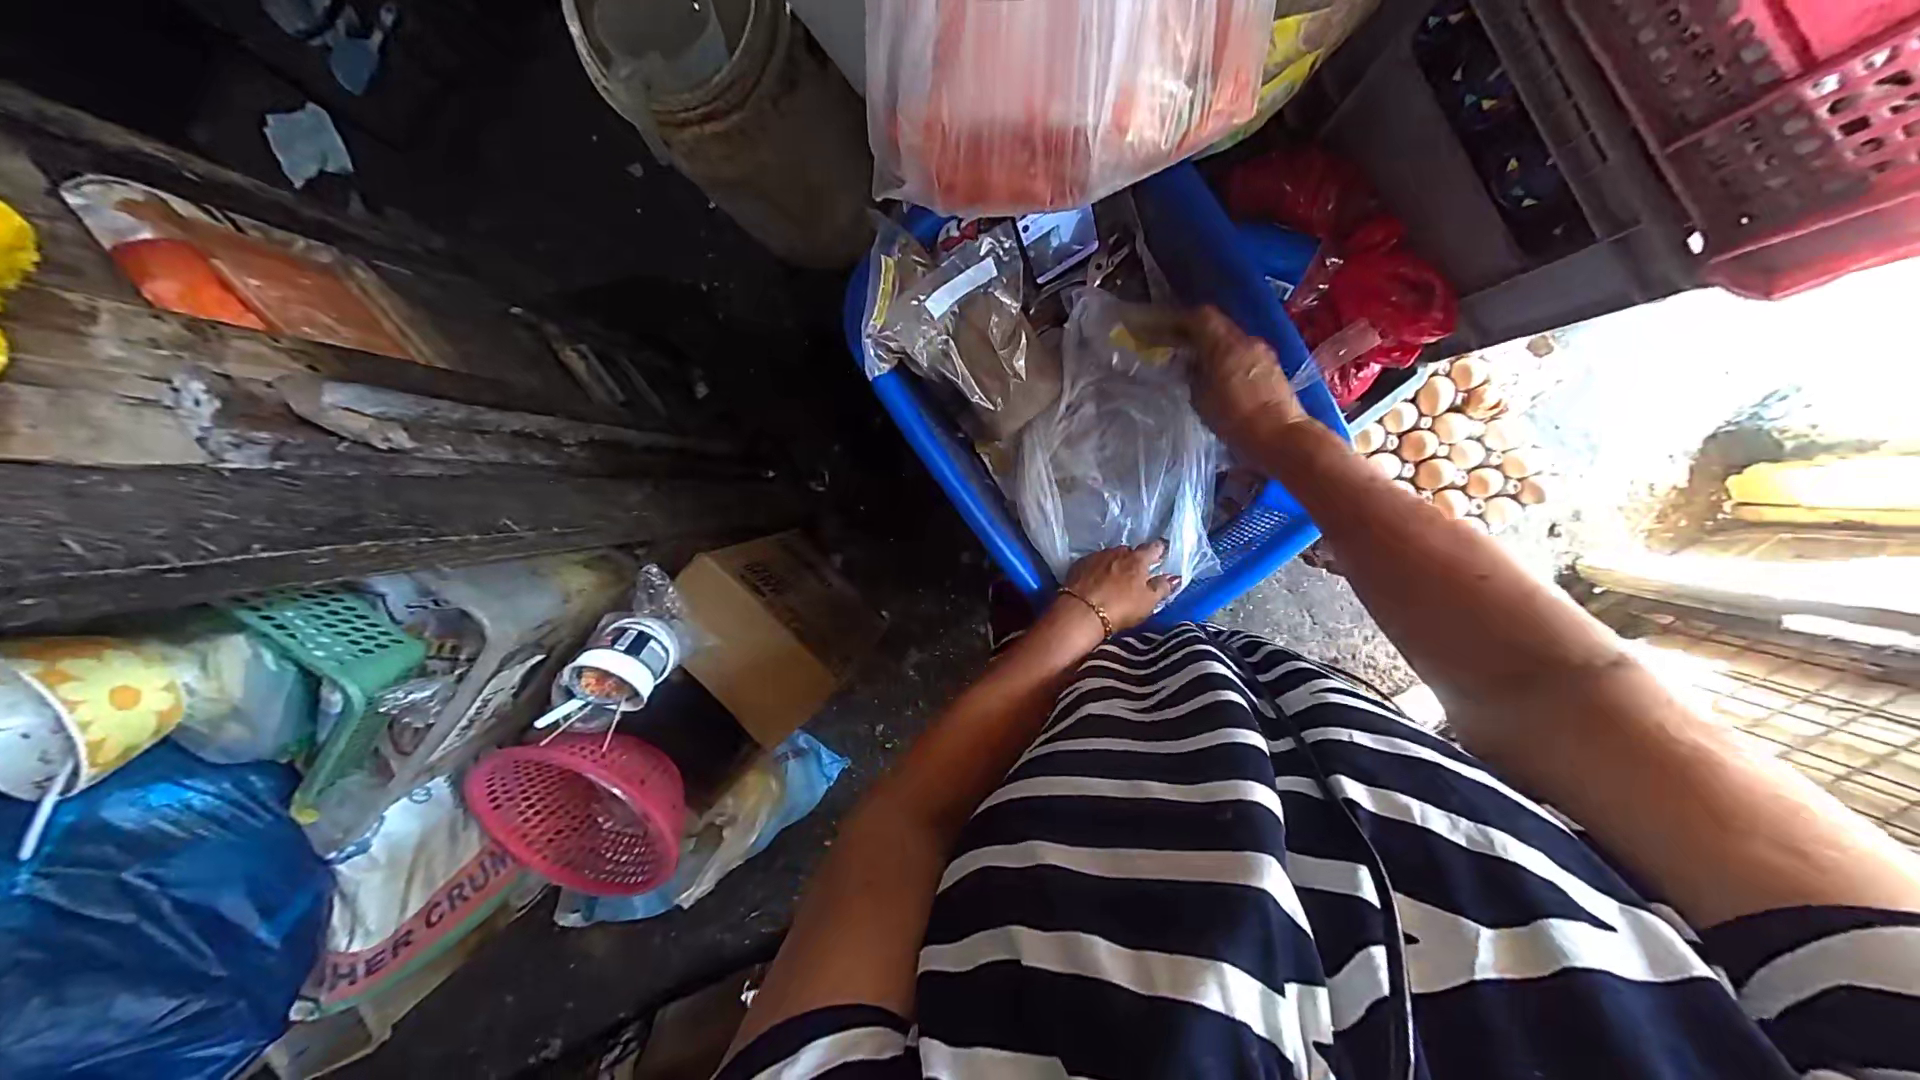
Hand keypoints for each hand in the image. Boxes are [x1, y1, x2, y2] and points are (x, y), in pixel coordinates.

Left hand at [1056, 540, 1179, 635]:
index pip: (1154, 547)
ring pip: (1111, 556)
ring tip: (1114, 579)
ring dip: (1115, 564)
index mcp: (1138, 559)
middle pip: (1130, 551)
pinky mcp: (1079, 564)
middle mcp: (1117, 552)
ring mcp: (1096, 556)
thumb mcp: (1148, 602)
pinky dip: (1098, 569)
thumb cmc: (1120, 607)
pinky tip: (1096, 580)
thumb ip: (1162, 587)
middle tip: (1135, 574)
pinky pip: (1094, 562)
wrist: (1081, 611)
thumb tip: (1174, 577)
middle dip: (1134, 560)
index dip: (1159, 551)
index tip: (1160, 556)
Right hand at [1184, 306, 1305, 449]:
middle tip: (1178, 350)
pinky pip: (1245, 356)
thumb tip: (1189, 364)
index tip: (1165, 331)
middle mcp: (1248, 342)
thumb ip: (1192, 376)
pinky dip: (1230, 362)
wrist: (1280, 437)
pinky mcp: (1273, 369)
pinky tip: (1221, 380)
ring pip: (1233, 343)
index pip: (1202, 317)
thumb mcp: (1201, 399)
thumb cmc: (1234, 419)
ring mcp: (1264, 354)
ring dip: (1215, 350)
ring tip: (1198, 368)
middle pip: (1219, 328)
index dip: (1181, 321)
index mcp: (1226, 345)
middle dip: (1197, 336)